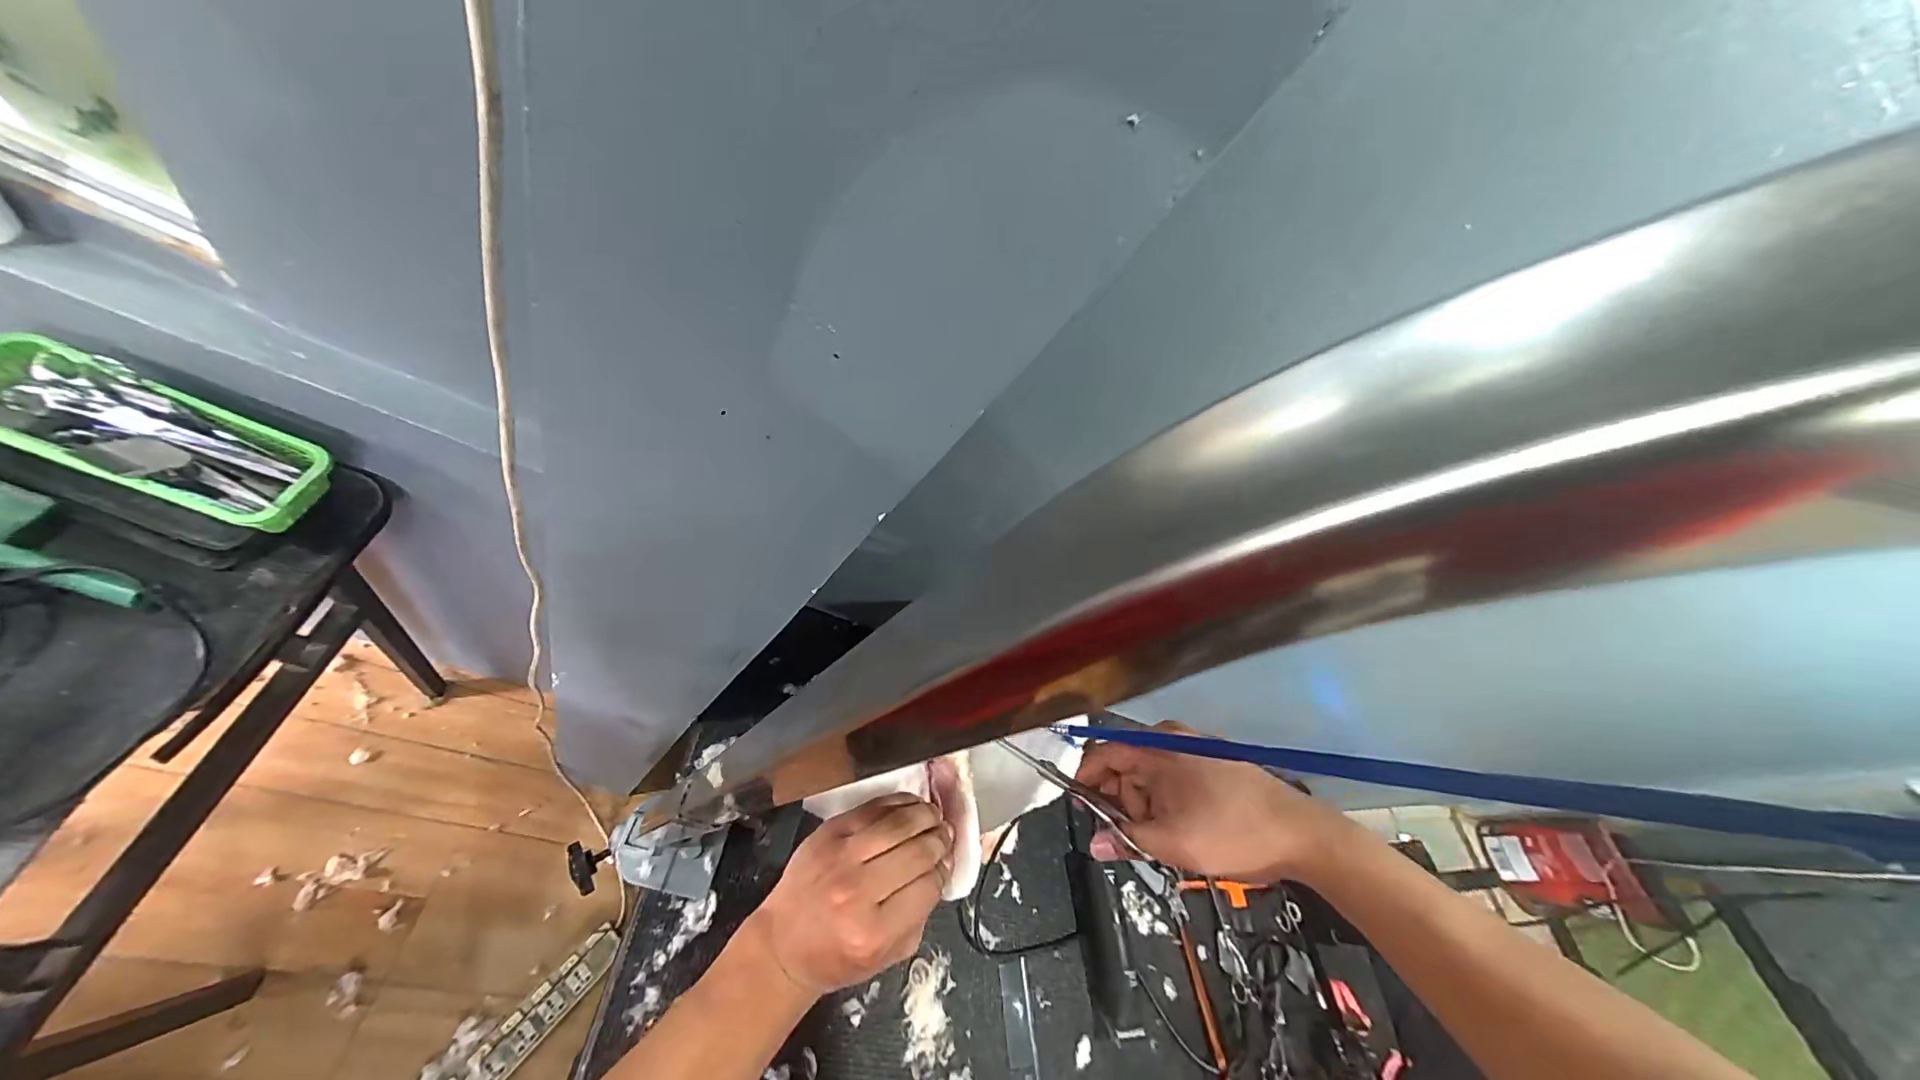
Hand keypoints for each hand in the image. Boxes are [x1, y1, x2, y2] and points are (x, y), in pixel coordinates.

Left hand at [742, 793, 952, 993]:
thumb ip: (919, 915)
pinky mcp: (828, 833)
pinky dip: (899, 803)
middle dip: (940, 840)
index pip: (929, 885)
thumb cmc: (836, 957)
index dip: (944, 869)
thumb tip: (942, 869)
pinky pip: (873, 808)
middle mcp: (856, 891)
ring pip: (899, 824)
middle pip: (918, 851)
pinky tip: (911, 807)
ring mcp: (840, 857)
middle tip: (946, 835)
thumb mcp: (887, 956)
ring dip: (925, 816)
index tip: (946, 863)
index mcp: (874, 931)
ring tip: (934, 818)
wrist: (782, 945)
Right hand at [1075, 721, 1358, 883]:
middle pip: (1126, 764)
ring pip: (1150, 775)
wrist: (1303, 837)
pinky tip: (1183, 829)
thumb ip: (1126, 840)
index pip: (1102, 753)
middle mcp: (1173, 739)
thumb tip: (1095, 844)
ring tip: (1165, 838)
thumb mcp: (1171, 843)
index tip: (1083, 811)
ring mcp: (1196, 749)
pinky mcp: (1214, 763)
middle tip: (1132, 836)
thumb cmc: (1232, 834)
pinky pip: (1173, 777)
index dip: (1086, 781)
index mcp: (1158, 748)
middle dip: (1121, 801)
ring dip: (1146, 806)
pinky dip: (1168, 802)